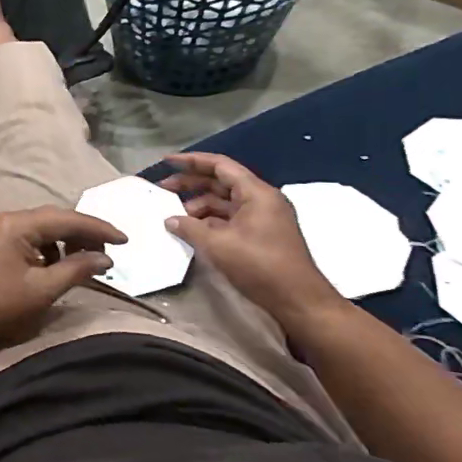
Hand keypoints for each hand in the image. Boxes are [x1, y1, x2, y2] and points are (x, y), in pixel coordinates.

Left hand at [0, 207, 126, 352]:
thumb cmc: (1, 303)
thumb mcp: (44, 289)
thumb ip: (77, 269)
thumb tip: (106, 259)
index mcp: (19, 225)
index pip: (67, 219)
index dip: (98, 229)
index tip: (125, 240)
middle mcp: (12, 219)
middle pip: (58, 219)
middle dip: (86, 234)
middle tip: (109, 253)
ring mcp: (5, 230)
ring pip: (48, 228)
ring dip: (71, 241)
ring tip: (90, 261)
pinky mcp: (4, 242)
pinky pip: (37, 237)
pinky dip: (55, 248)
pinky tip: (65, 265)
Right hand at [158, 153, 344, 322]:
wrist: (298, 300)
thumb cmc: (259, 265)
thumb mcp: (217, 245)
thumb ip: (189, 228)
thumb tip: (169, 220)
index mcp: (256, 193)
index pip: (220, 166)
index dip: (191, 161)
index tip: (166, 162)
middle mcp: (262, 200)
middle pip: (221, 182)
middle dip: (191, 183)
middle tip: (162, 189)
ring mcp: (263, 217)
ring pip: (224, 202)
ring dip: (198, 205)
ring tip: (174, 215)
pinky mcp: (261, 234)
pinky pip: (230, 218)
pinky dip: (210, 220)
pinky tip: (192, 229)